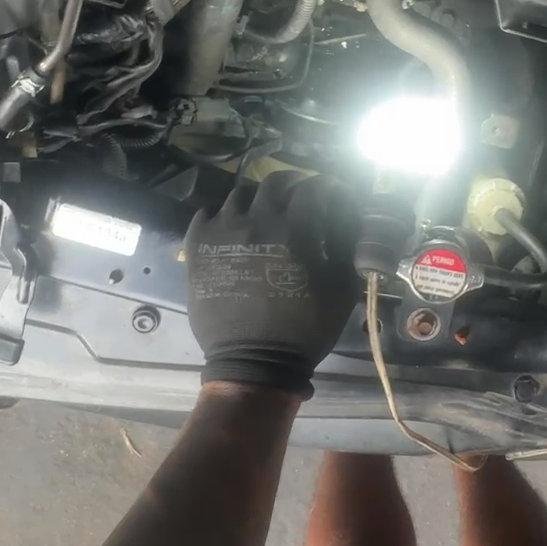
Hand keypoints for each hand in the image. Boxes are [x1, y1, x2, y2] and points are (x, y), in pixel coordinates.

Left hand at [186, 171, 358, 397]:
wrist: (255, 363)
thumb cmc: (305, 327)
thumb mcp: (342, 286)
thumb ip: (346, 243)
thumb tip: (347, 215)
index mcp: (295, 227)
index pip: (313, 186)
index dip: (326, 187)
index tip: (331, 194)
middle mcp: (257, 219)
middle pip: (275, 182)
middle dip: (292, 185)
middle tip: (298, 199)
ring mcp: (223, 230)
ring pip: (240, 196)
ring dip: (256, 201)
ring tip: (262, 217)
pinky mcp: (198, 247)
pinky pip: (207, 215)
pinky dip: (221, 217)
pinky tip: (231, 231)